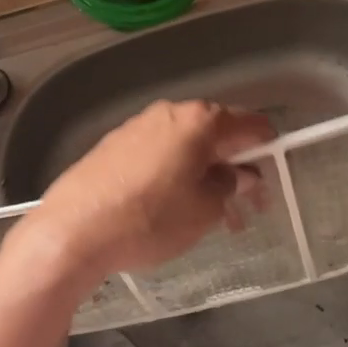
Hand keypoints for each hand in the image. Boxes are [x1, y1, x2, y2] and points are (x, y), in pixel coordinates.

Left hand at [21, 100, 276, 278]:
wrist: (72, 232)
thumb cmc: (150, 219)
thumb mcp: (205, 210)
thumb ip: (229, 186)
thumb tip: (236, 175)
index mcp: (199, 120)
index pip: (250, 124)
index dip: (269, 148)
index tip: (275, 175)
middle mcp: (168, 114)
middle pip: (216, 134)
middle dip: (236, 168)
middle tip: (247, 206)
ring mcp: (136, 127)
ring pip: (186, 147)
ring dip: (206, 175)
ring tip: (213, 217)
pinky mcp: (112, 147)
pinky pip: (159, 155)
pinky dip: (176, 175)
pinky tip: (175, 207)